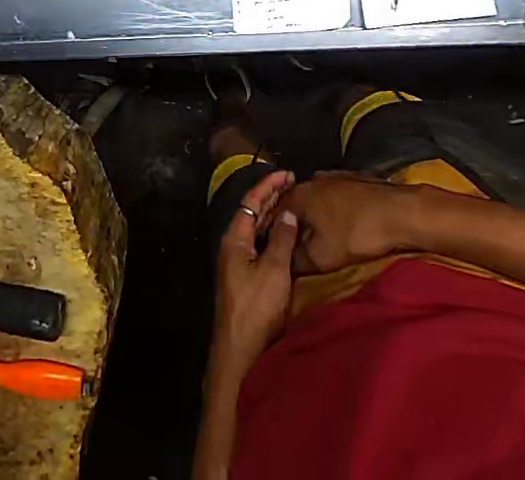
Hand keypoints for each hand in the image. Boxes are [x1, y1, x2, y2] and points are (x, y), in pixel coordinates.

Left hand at [210, 170, 299, 375]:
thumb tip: (288, 212)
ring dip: (271, 214)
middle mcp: (232, 244)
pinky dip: (272, 233)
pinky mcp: (243, 275)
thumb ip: (282, 240)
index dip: (268, 185)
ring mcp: (236, 260)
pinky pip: (258, 243)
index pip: (251, 202)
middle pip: (251, 212)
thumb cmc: (256, 308)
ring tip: (291, 201)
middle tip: (292, 183)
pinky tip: (284, 233)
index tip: (287, 173)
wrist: (238, 349)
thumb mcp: (274, 271)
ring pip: (255, 228)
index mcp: (234, 238)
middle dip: (270, 196)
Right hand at [279, 172, 421, 273]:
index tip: (278, 250)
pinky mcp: (355, 179)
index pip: (274, 215)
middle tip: (301, 247)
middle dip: (296, 225)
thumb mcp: (320, 258)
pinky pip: (335, 196)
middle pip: (296, 205)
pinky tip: (345, 224)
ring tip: (324, 237)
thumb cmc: (356, 234)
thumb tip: (282, 261)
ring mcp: (334, 176)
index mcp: (297, 196)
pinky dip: (335, 210)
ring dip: (317, 217)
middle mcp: (311, 180)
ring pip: (317, 200)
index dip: (274, 234)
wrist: (402, 213)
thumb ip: (295, 260)